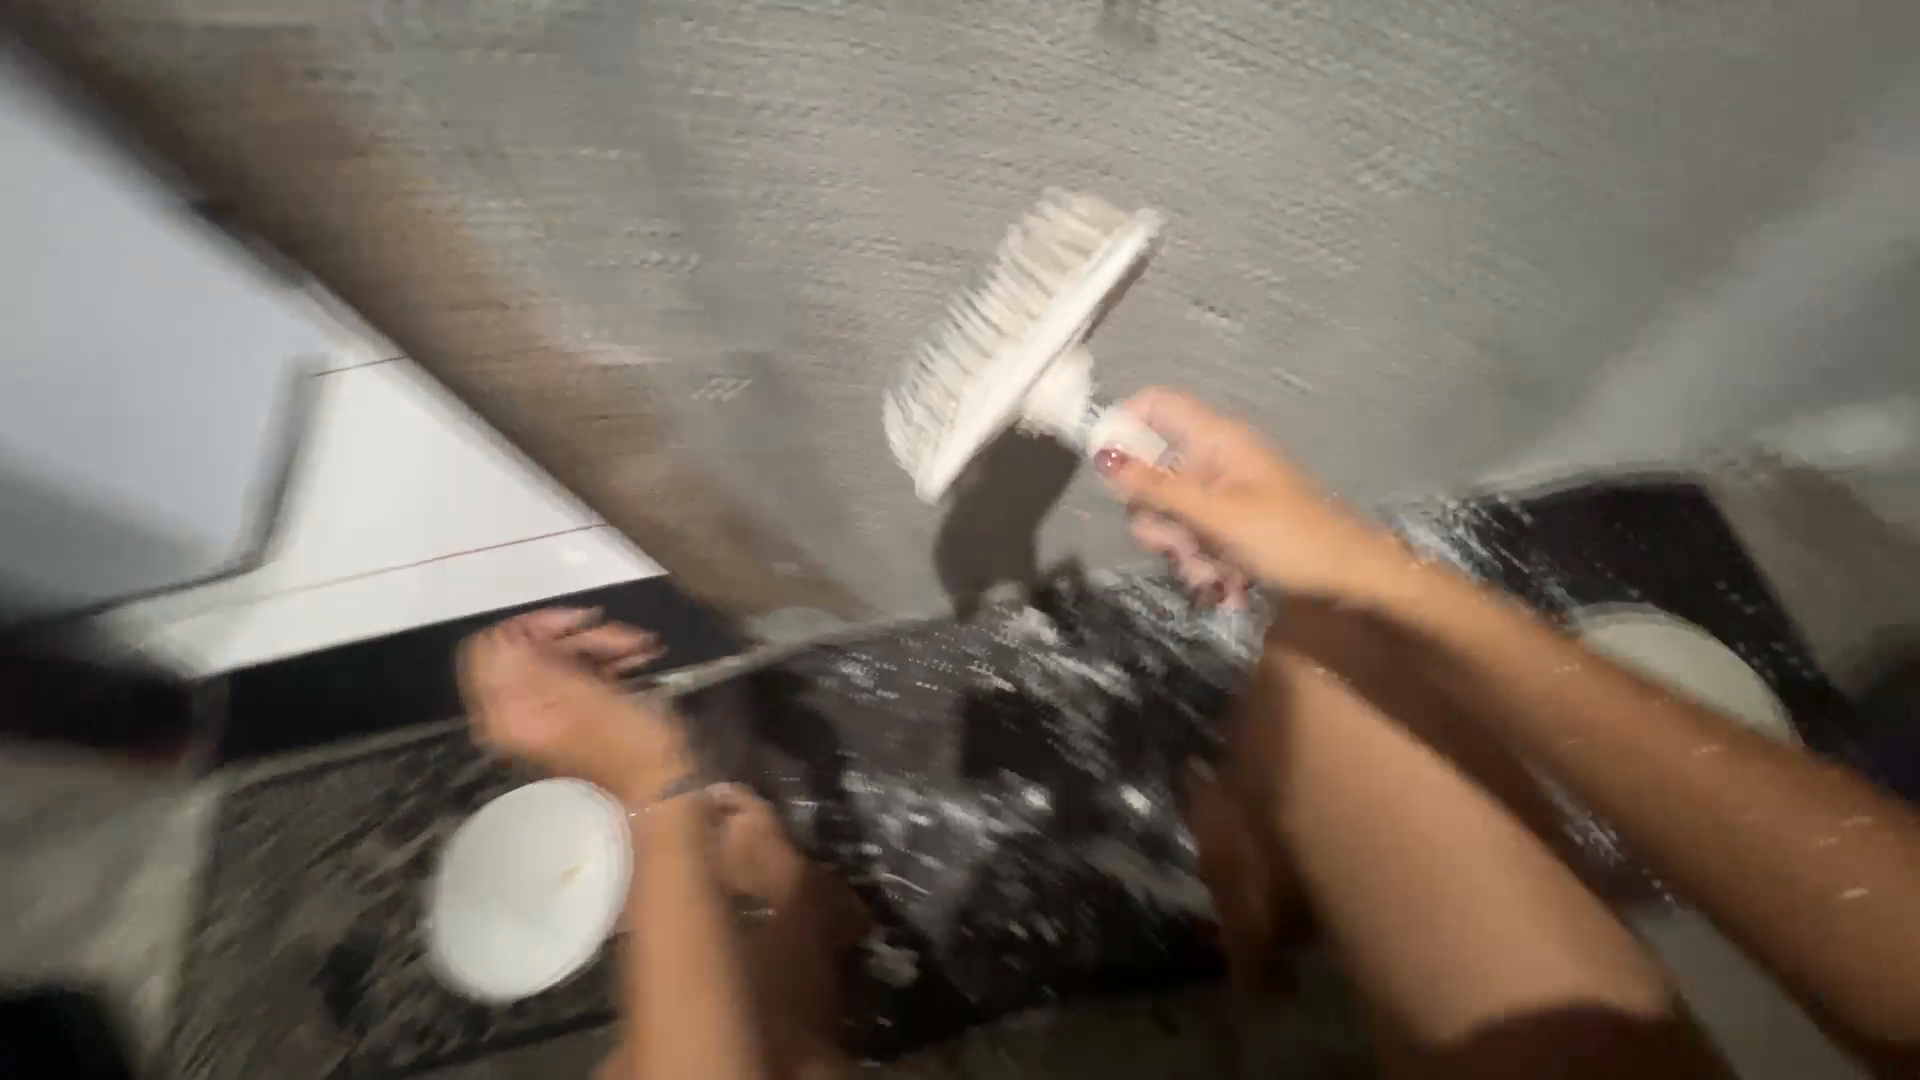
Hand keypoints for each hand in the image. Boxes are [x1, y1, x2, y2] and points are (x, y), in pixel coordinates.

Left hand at [457, 608, 691, 801]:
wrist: (662, 784)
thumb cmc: (628, 742)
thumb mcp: (585, 698)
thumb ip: (540, 666)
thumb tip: (502, 634)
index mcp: (509, 710)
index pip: (492, 648)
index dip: (530, 626)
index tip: (577, 622)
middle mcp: (519, 708)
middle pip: (532, 648)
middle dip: (581, 635)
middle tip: (625, 637)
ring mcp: (548, 709)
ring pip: (563, 656)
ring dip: (604, 644)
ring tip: (643, 646)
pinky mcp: (575, 710)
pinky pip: (581, 672)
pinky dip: (610, 660)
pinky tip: (641, 657)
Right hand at [1096, 387, 1407, 602]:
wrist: (1353, 581)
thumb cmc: (1290, 539)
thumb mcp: (1216, 516)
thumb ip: (1156, 487)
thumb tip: (1101, 456)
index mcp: (1216, 440)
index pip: (1155, 405)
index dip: (1123, 425)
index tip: (1105, 469)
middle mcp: (1213, 460)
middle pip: (1150, 472)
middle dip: (1156, 517)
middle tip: (1179, 543)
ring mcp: (1220, 494)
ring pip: (1167, 513)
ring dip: (1180, 550)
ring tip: (1212, 574)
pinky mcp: (1228, 525)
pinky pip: (1191, 537)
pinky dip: (1200, 563)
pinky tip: (1225, 585)